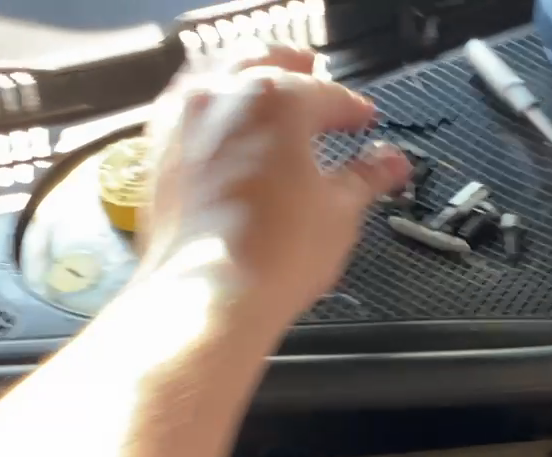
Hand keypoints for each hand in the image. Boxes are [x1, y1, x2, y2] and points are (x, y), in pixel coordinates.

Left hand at [130, 44, 410, 335]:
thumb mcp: (340, 214)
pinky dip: (214, 113)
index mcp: (278, 101)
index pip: (329, 95)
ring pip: (222, 79)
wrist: (211, 294)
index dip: (354, 111)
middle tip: (318, 87)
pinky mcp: (161, 150)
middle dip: (299, 74)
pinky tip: (226, 130)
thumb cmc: (270, 257)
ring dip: (251, 82)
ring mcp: (186, 120)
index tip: (365, 122)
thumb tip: (390, 163)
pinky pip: (190, 112)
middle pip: (269, 66)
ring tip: (271, 101)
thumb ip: (366, 178)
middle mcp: (226, 97)